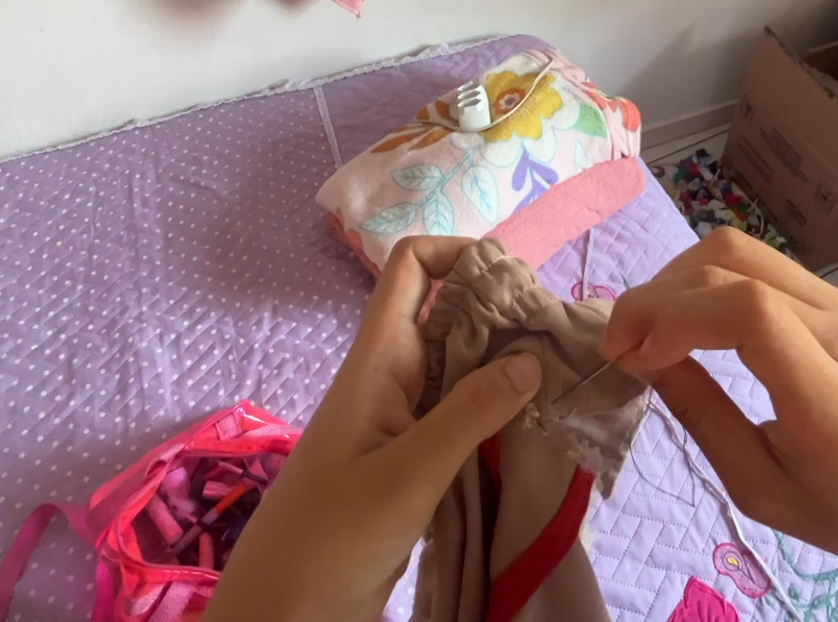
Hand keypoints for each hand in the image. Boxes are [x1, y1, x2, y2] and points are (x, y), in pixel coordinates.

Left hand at [206, 237, 542, 621]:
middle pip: (445, 309)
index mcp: (378, 357)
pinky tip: (530, 415)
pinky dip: (495, 400)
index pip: (411, 267)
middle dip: (496, 307)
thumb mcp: (407, 475)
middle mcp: (391, 372)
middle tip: (551, 329)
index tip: (510, 278)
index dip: (456, 252)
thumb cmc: (332, 537)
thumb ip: (469, 413)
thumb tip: (531, 358)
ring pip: (457, 359)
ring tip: (554, 368)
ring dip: (502, 356)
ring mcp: (402, 413)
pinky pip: (460, 406)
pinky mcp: (413, 451)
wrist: (282, 614)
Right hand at [600, 229, 837, 621]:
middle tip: (621, 342)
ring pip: (738, 249)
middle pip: (734, 266)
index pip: (749, 313)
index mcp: (833, 400)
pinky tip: (685, 316)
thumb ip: (701, 416)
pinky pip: (754, 261)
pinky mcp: (834, 293)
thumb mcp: (763, 492)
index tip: (630, 354)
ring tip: (647, 326)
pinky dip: (701, 279)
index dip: (674, 316)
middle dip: (658, 295)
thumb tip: (644, 355)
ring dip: (675, 279)